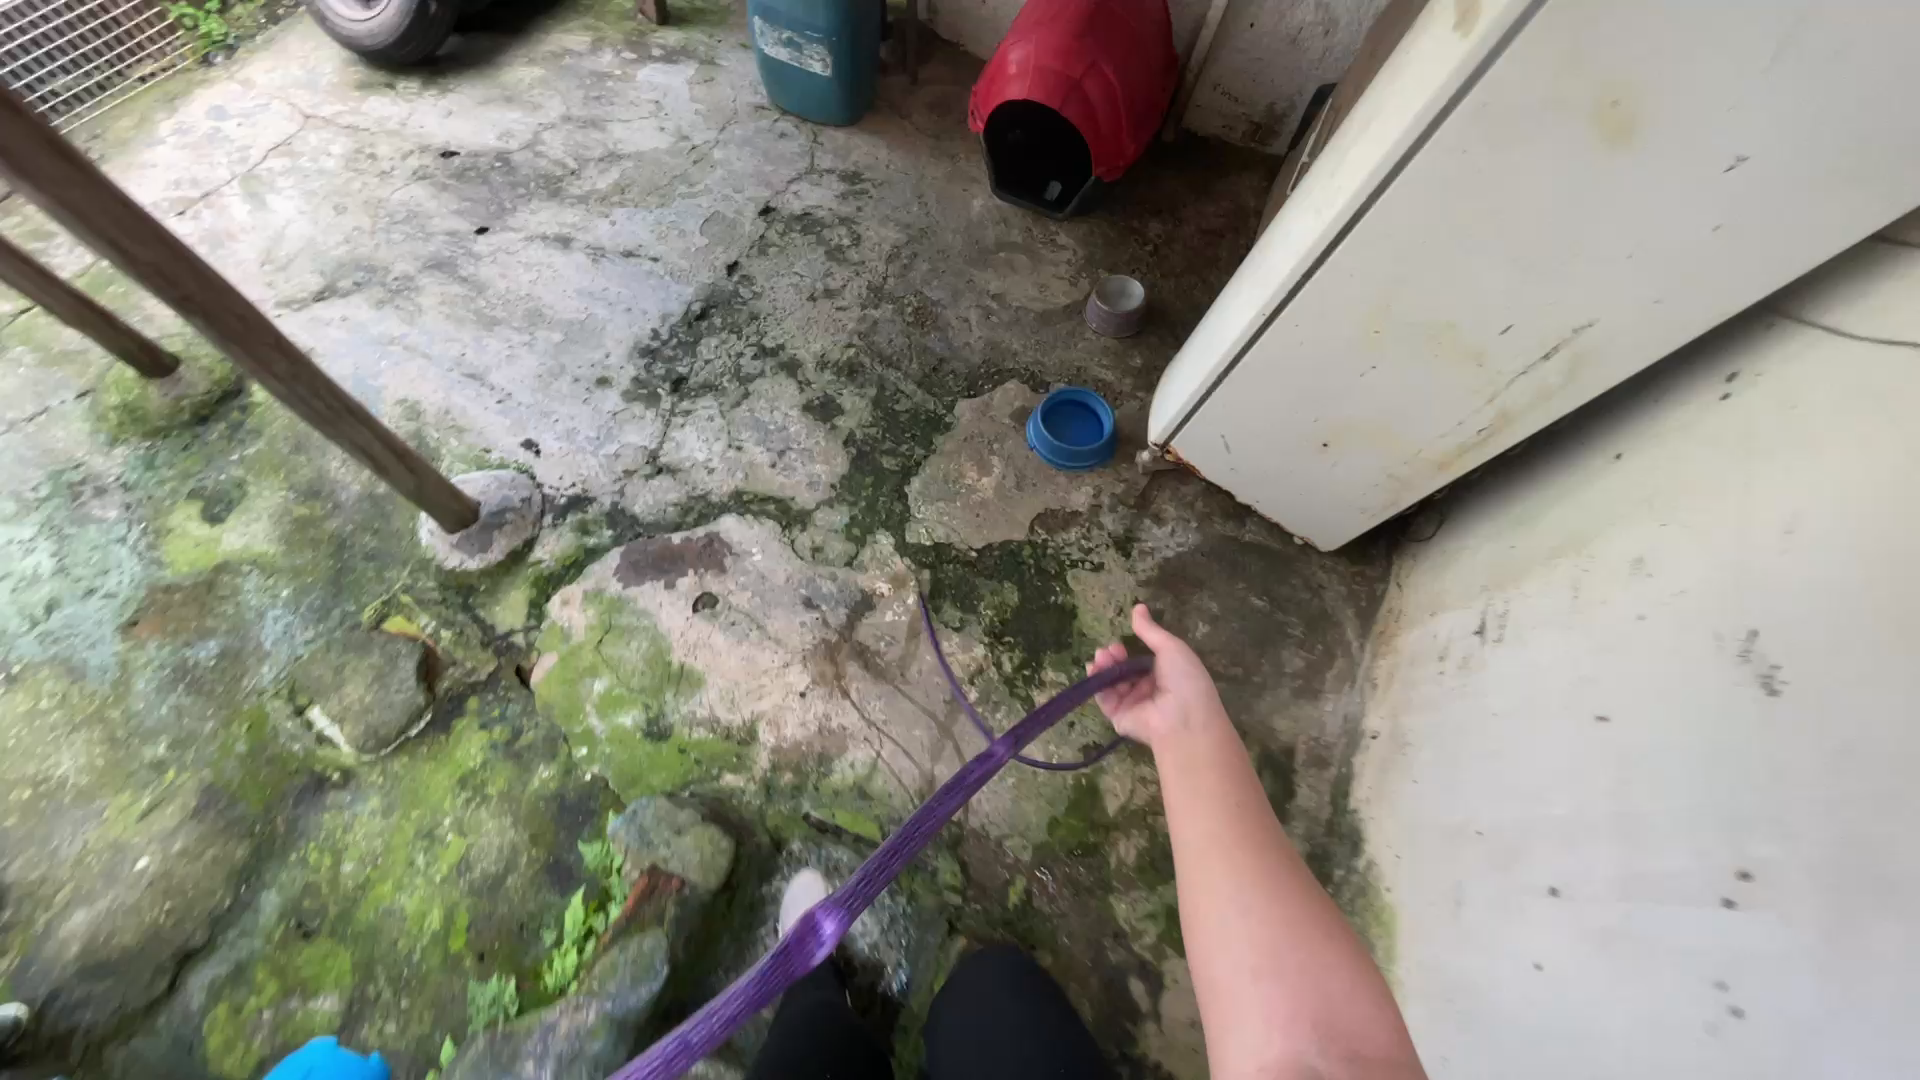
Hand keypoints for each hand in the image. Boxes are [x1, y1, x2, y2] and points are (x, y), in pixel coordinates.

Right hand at [1087, 604, 1228, 750]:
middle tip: (1109, 650)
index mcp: (1164, 675)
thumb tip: (1138, 607)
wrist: (1183, 718)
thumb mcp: (1170, 647)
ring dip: (1104, 667)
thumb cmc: (1184, 679)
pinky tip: (1094, 670)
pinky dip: (1097, 685)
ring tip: (1101, 657)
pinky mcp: (1120, 717)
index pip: (1139, 661)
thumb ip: (1150, 630)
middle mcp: (1148, 690)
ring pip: (1111, 683)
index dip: (1128, 650)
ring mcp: (1133, 704)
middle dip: (1113, 657)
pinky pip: (1105, 699)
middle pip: (1123, 670)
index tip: (1120, 643)